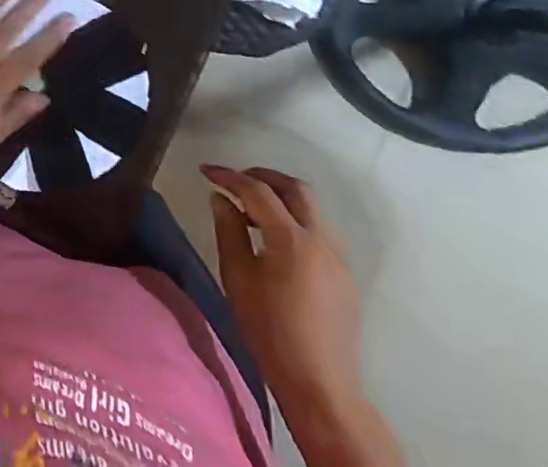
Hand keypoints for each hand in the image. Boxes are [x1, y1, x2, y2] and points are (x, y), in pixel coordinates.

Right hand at [203, 166, 379, 445]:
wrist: (317, 378)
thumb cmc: (266, 325)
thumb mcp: (236, 274)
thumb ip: (229, 230)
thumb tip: (221, 198)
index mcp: (292, 240)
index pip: (258, 192)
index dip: (229, 176)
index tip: (204, 170)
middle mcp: (323, 242)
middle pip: (298, 191)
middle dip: (263, 176)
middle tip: (232, 178)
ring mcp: (339, 259)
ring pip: (312, 210)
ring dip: (280, 197)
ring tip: (247, 207)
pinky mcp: (343, 276)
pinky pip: (318, 231)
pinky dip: (293, 219)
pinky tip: (270, 236)